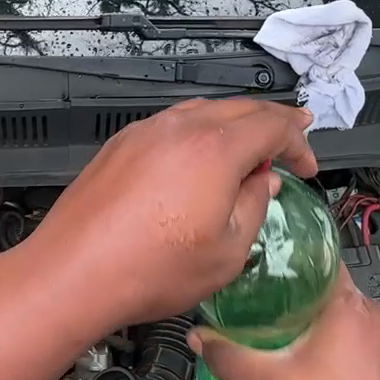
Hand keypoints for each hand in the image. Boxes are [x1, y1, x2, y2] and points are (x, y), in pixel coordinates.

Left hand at [30, 98, 315, 328]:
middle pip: (240, 108)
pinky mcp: (121, 144)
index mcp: (214, 149)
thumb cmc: (146, 268)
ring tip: (246, 150)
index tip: (305, 162)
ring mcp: (146, 132)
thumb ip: (253, 206)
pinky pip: (171, 124)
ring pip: (203, 111)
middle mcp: (179, 129)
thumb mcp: (226, 252)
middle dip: (271, 123)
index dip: (298, 140)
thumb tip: (261, 183)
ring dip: (232, 125)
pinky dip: (196, 133)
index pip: (273, 124)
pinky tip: (198, 159)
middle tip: (289, 140)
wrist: (73, 272)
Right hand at [188, 266, 379, 379]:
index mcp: (348, 302)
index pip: (317, 255)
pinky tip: (308, 360)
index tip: (259, 263)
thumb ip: (230, 359)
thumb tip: (197, 337)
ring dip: (311, 318)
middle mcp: (373, 311)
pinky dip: (331, 338)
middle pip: (325, 284)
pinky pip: (355, 334)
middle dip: (291, 291)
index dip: (286, 256)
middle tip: (256, 300)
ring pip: (340, 311)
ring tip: (276, 329)